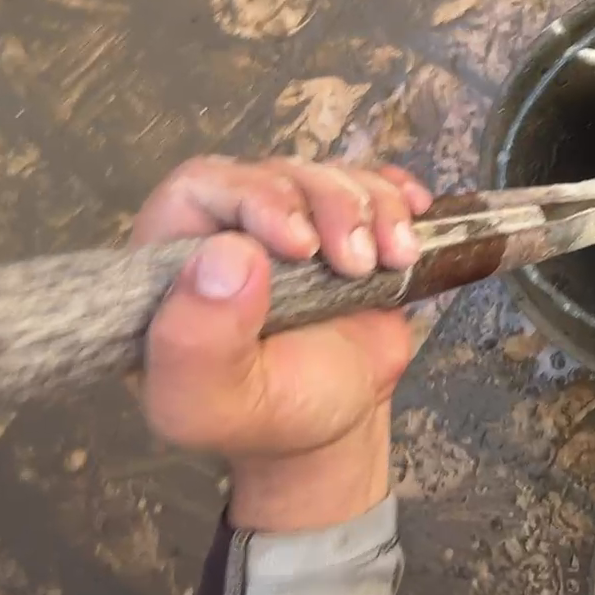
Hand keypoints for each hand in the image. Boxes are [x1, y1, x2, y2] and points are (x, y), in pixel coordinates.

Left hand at [132, 156, 433, 531]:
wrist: (339, 421)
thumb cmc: (270, 415)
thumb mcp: (213, 405)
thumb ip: (197, 342)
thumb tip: (225, 256)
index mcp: (177, 260)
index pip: (205, 187)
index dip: (257, 199)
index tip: (302, 247)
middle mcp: (235, 228)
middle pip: (283, 173)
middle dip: (334, 206)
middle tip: (359, 265)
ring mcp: (300, 223)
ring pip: (337, 175)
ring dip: (377, 208)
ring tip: (396, 260)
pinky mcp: (353, 225)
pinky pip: (377, 182)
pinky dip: (402, 193)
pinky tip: (417, 216)